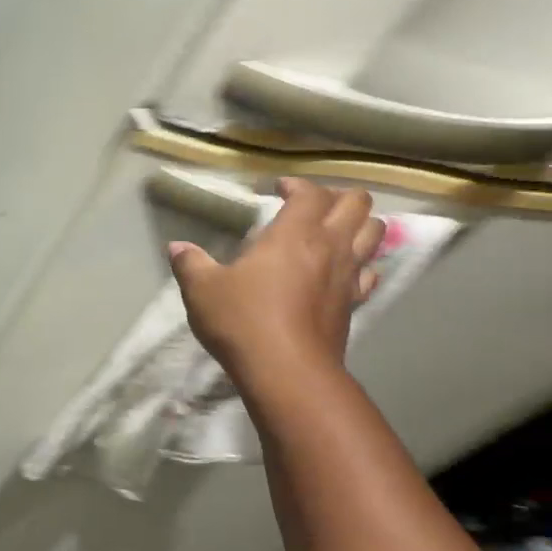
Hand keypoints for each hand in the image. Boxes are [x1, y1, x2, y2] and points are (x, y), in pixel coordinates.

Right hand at [169, 178, 384, 380]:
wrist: (283, 365)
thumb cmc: (239, 319)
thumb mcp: (201, 289)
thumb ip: (191, 263)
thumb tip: (177, 246)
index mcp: (293, 235)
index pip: (310, 194)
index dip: (297, 185)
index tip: (279, 188)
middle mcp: (330, 245)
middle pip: (356, 204)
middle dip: (337, 197)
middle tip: (311, 205)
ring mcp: (348, 272)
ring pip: (374, 230)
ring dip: (358, 223)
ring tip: (335, 229)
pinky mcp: (353, 298)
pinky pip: (370, 269)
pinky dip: (361, 261)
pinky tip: (341, 270)